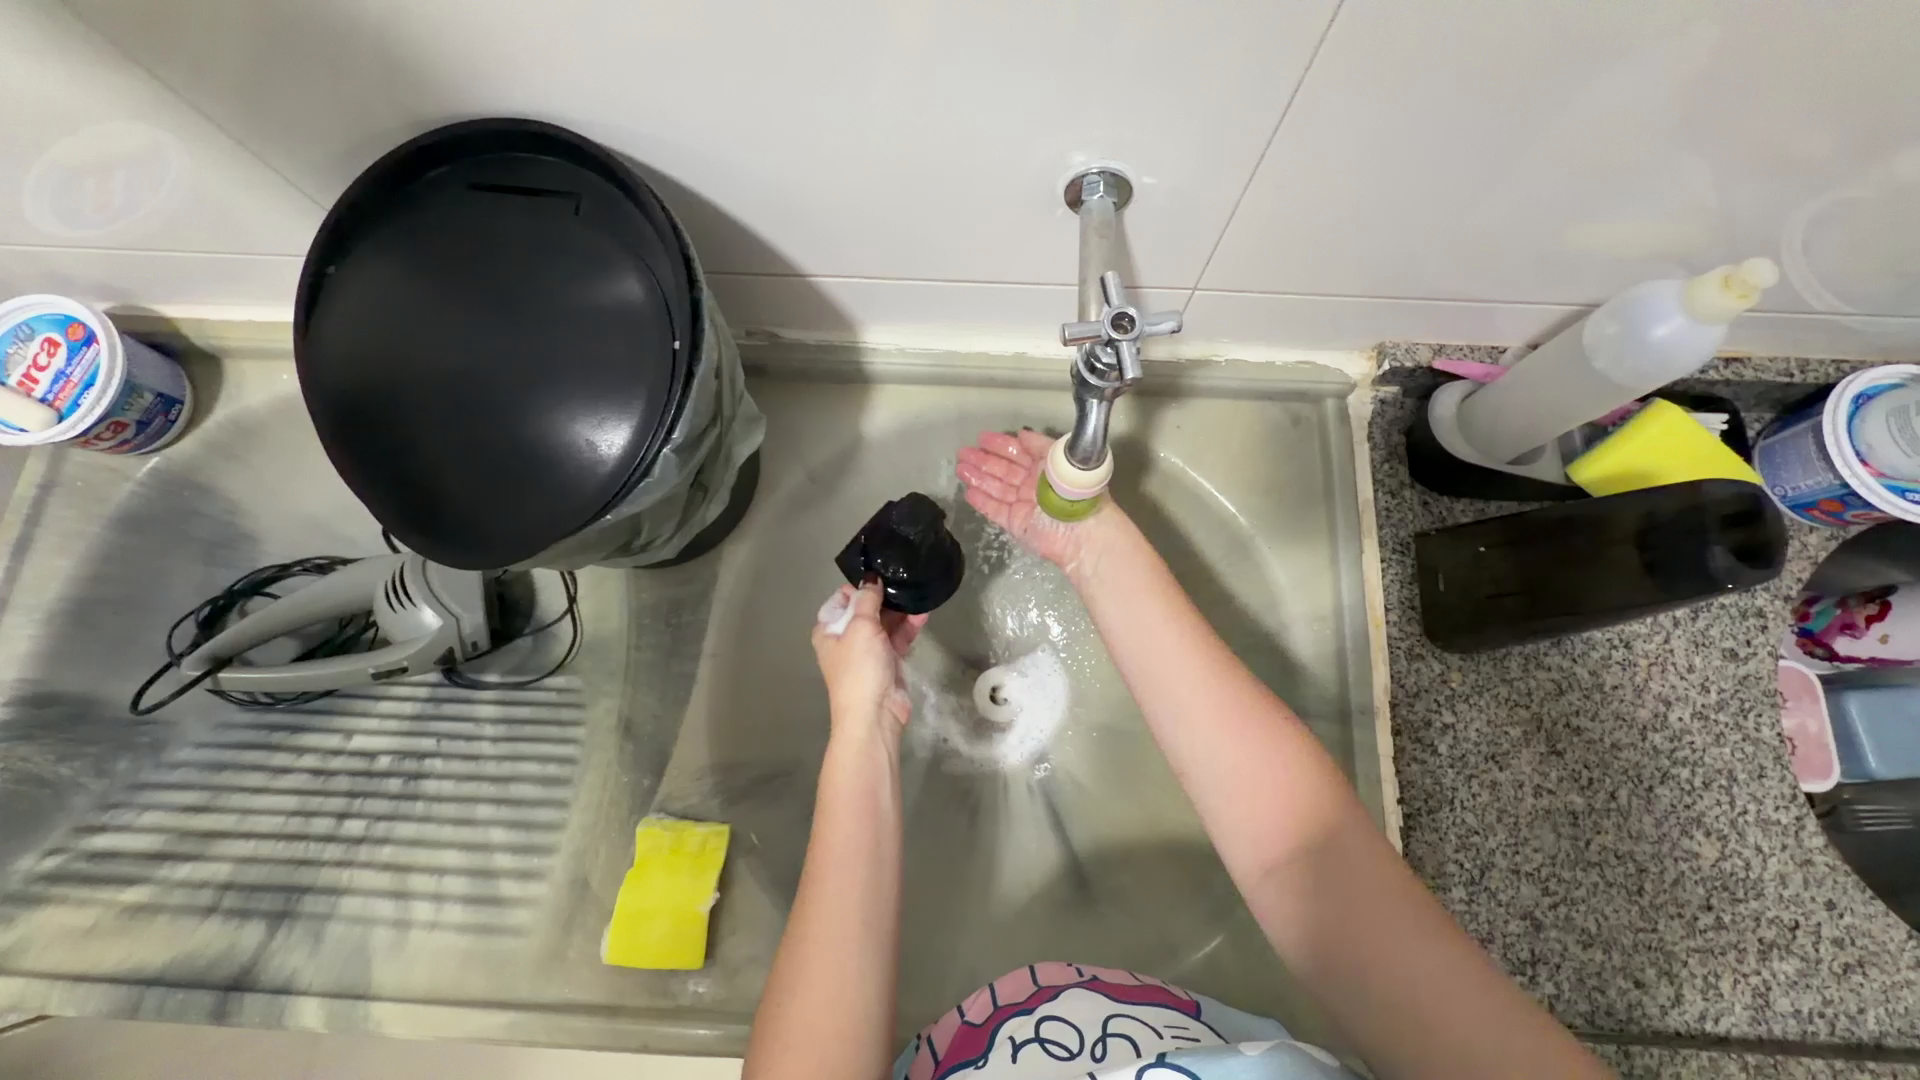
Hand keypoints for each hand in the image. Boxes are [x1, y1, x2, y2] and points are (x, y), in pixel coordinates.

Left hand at [812, 581, 927, 738]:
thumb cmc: (859, 667)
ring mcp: (868, 651)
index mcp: (828, 630)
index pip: (841, 600)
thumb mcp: (860, 626)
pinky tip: (923, 612)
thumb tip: (871, 578)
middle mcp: (846, 638)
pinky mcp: (888, 661)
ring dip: (899, 610)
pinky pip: (898, 637)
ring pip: (885, 623)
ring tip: (918, 593)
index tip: (879, 573)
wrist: (875, 714)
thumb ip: (867, 599)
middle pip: (865, 609)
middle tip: (904, 578)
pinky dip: (909, 626)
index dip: (858, 586)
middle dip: (883, 596)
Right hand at [955, 429, 1114, 572]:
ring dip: (978, 477)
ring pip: (996, 488)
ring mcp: (1023, 504)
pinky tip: (968, 491)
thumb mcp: (1059, 458)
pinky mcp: (1016, 523)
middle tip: (963, 452)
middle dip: (983, 461)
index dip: (1001, 445)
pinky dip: (982, 501)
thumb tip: (1021, 434)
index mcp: (1045, 468)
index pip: (1019, 453)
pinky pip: (995, 510)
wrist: (1081, 531)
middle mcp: (1032, 485)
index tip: (982, 438)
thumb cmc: (1073, 490)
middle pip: (1003, 470)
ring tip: (960, 468)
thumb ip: (1039, 444)